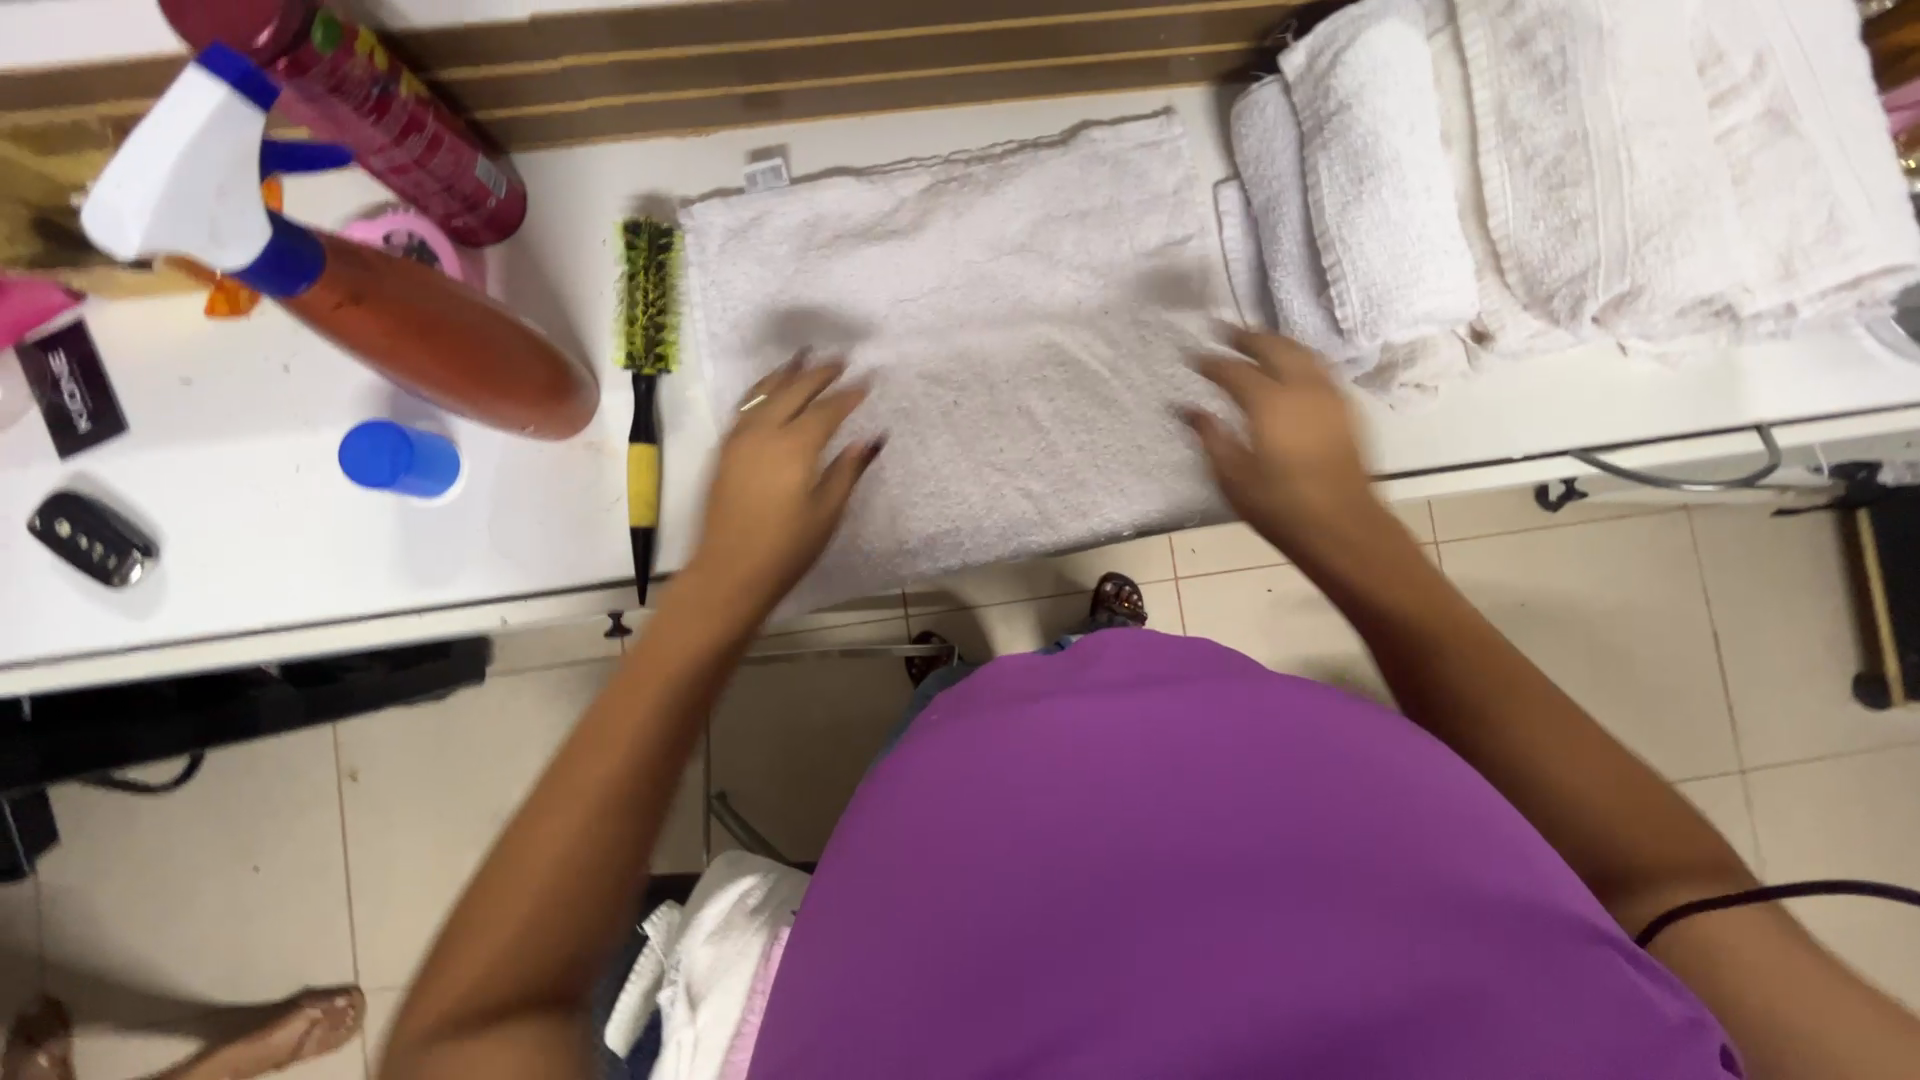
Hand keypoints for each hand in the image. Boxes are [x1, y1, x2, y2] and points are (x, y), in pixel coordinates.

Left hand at [683, 354, 882, 620]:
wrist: (730, 571)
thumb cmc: (787, 548)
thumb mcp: (827, 513)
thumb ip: (847, 471)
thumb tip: (869, 439)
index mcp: (796, 447)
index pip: (827, 410)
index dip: (849, 395)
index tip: (867, 381)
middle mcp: (765, 432)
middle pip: (794, 390)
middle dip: (819, 373)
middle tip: (839, 359)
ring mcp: (740, 438)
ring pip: (764, 392)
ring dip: (787, 372)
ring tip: (803, 357)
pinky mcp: (725, 450)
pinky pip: (746, 405)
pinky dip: (762, 388)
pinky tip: (770, 388)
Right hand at [1181, 328, 1384, 559]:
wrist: (1341, 526)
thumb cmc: (1279, 507)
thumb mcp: (1232, 477)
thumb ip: (1210, 437)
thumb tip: (1189, 410)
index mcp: (1269, 404)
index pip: (1234, 371)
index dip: (1211, 363)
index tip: (1193, 359)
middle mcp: (1302, 389)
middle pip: (1274, 347)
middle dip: (1247, 337)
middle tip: (1225, 333)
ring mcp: (1329, 396)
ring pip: (1303, 353)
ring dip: (1277, 342)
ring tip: (1258, 343)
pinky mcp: (1346, 409)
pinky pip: (1320, 368)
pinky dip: (1300, 358)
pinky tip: (1291, 369)